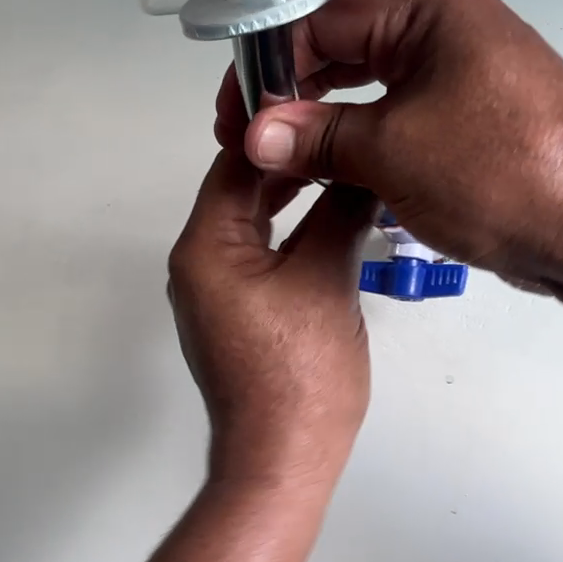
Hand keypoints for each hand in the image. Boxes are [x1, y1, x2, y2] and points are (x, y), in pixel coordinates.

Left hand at [167, 149, 376, 481]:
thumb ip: (342, 211)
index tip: (323, 104)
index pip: (237, 164)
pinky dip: (290, 236)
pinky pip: (260, 258)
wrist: (283, 457)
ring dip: (293, 200)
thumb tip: (365, 169)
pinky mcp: (235, 317)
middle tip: (344, 135)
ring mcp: (213, 294)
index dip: (278, 130)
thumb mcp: (326, 278)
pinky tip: (330, 223)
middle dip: (292, 165)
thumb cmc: (301, 369)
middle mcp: (197, 264)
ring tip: (345, 171)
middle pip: (242, 193)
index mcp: (205, 247)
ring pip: (253, 226)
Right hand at [216, 0, 562, 287]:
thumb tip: (259, 134)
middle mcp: (451, 32)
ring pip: (372, 91)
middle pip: (346, 51)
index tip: (238, 109)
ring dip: (326, 124)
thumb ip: (316, 136)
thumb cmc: (507, 174)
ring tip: (285, 160)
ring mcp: (467, 77)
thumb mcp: (392, 150)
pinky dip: (363, 143)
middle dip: (295, 96)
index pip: (324, 19)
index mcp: (433, 11)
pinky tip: (334, 171)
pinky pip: (401, 120)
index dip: (272, 64)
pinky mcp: (475, 121)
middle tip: (253, 138)